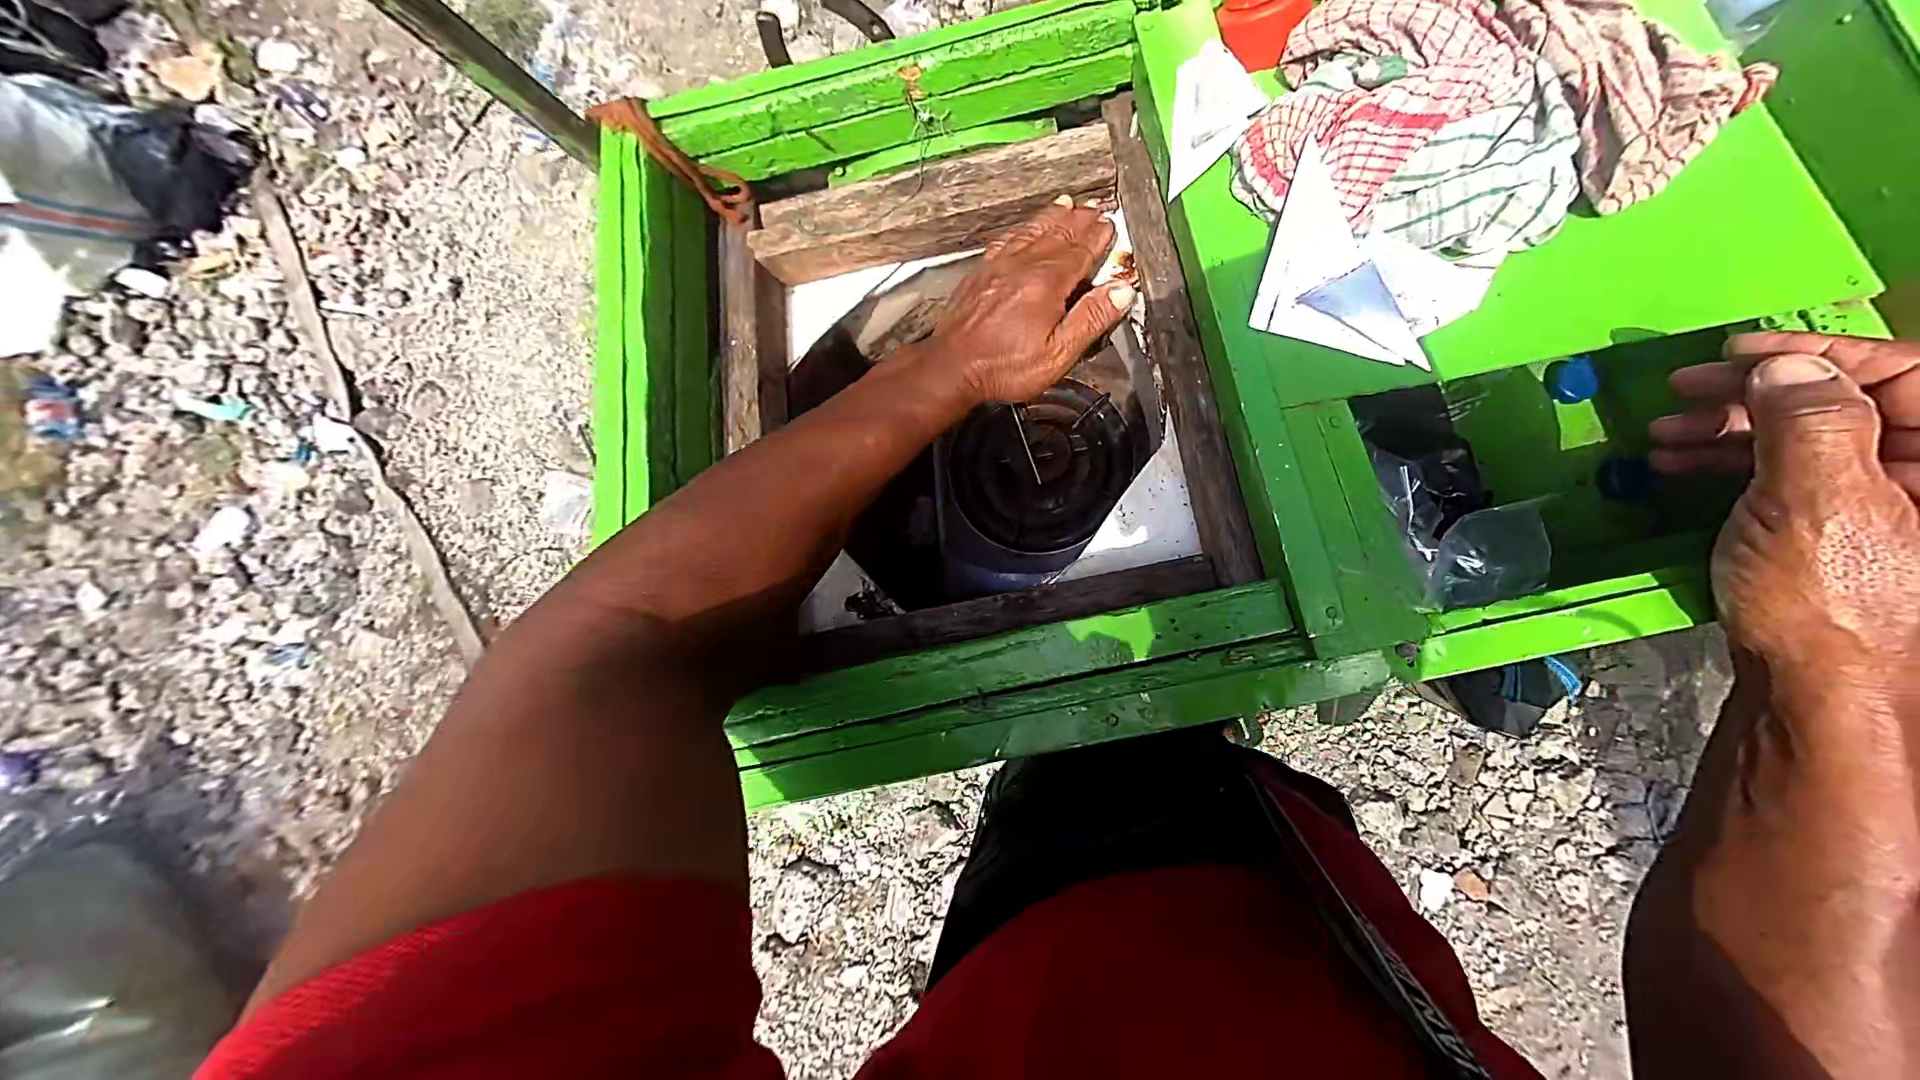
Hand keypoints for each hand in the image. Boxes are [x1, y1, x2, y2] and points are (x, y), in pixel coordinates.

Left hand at [916, 199, 1135, 404]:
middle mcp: (1022, 267)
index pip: (1080, 251)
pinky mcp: (979, 276)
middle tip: (1093, 208)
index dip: (1098, 238)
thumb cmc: (1003, 366)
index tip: (1109, 226)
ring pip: (1030, 233)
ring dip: (1051, 217)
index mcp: (1047, 283)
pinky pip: (1004, 242)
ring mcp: (997, 268)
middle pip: (1057, 235)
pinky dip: (1020, 230)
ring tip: (1064, 206)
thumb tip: (1121, 292)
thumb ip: (1091, 319)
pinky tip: (1022, 231)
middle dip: (1079, 220)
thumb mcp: (1058, 353)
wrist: (952, 368)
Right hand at [1632, 336, 1919, 1077]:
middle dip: (1759, 397)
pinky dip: (1741, 465)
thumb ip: (1807, 420)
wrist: (1831, 694)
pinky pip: (1805, 473)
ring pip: (1821, 438)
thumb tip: (1784, 361)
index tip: (1727, 353)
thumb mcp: (1814, 501)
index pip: (1903, 371)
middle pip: (1857, 401)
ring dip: (1736, 432)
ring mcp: (1902, 503)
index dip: (1814, 353)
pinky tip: (1685, 469)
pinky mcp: (1857, 529)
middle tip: (1678, 400)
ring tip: (1662, 440)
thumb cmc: (1832, 597)